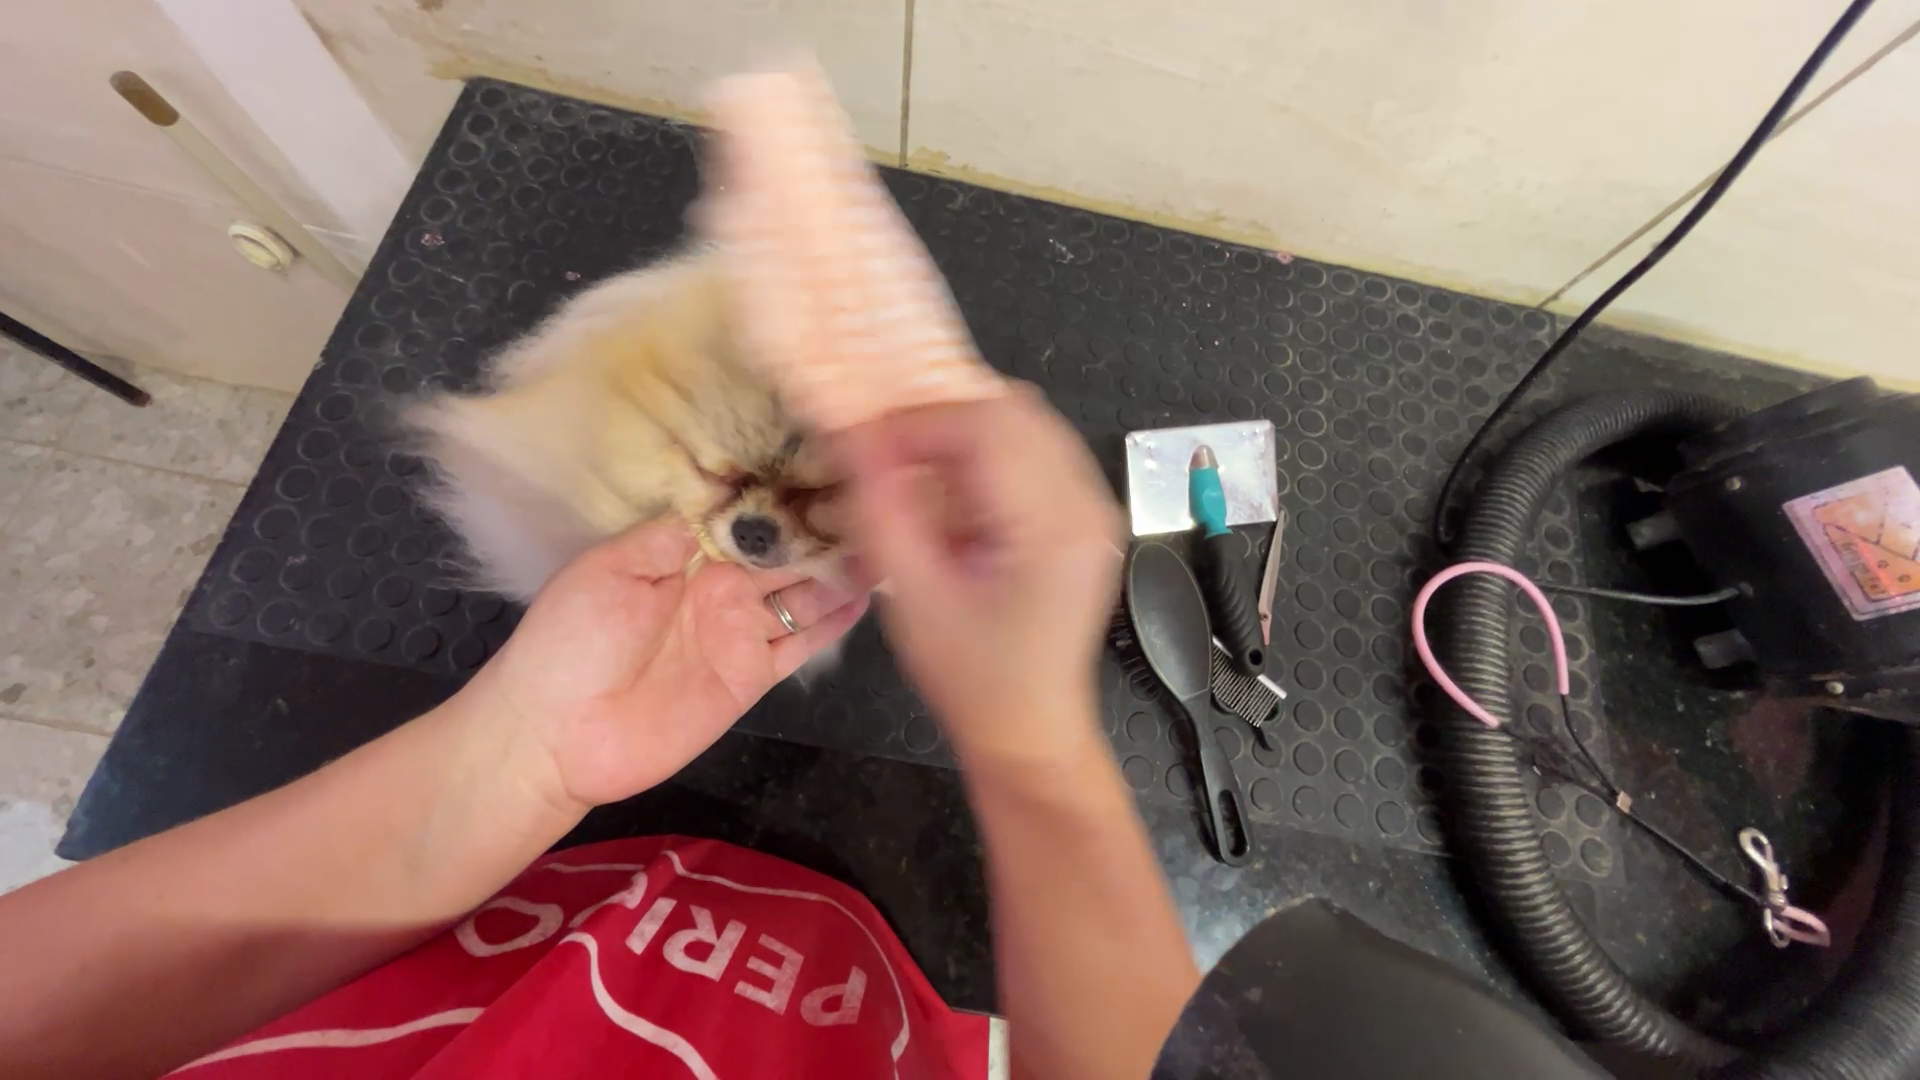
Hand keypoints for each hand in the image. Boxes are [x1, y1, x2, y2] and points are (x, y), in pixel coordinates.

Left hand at [454, 520, 867, 811]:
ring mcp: (742, 631)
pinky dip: (834, 621)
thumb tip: (729, 497)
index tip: (827, 472)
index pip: (749, 520)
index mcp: (689, 554)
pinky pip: (803, 642)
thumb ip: (672, 533)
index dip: (785, 500)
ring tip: (882, 545)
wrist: (556, 735)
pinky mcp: (755, 674)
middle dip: (825, 531)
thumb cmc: (572, 641)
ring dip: (840, 572)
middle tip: (872, 506)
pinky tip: (864, 597)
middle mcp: (724, 586)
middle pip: (786, 554)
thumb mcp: (611, 568)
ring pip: (805, 593)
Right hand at [841, 390, 1122, 770]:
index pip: (986, 426)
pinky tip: (956, 494)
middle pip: (1013, 411)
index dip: (918, 420)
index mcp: (1054, 526)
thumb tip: (852, 436)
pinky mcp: (1084, 519)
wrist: (1032, 729)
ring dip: (964, 435)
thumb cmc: (975, 679)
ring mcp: (1094, 509)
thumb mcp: (913, 597)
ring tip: (918, 473)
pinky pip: (1035, 454)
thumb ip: (880, 508)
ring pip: (1025, 425)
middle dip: (941, 419)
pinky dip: (987, 456)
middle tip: (887, 449)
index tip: (868, 441)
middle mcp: (1089, 504)